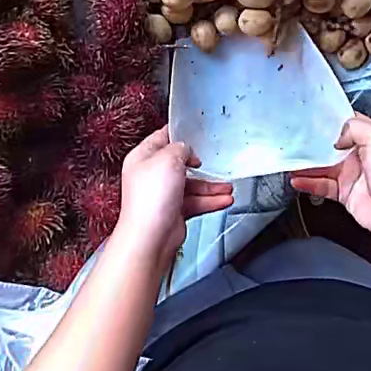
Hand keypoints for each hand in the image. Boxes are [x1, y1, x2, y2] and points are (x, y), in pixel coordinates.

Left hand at [114, 126, 235, 261]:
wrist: (150, 237)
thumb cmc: (151, 199)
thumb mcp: (168, 159)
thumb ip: (180, 148)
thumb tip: (187, 150)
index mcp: (143, 157)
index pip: (162, 138)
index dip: (178, 135)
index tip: (194, 132)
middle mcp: (151, 175)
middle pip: (179, 164)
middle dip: (200, 165)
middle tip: (215, 161)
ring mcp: (162, 195)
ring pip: (191, 185)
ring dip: (211, 186)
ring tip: (228, 186)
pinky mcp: (173, 212)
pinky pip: (195, 202)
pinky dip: (210, 201)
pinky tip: (224, 199)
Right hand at [289, 114, 370, 244]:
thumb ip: (355, 128)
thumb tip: (337, 135)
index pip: (348, 123)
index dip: (331, 119)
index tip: (312, 117)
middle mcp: (362, 156)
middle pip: (331, 145)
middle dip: (313, 142)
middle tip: (295, 138)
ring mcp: (353, 175)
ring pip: (323, 165)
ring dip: (306, 163)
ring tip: (291, 159)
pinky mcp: (346, 193)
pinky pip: (322, 186)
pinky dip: (308, 183)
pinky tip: (297, 180)